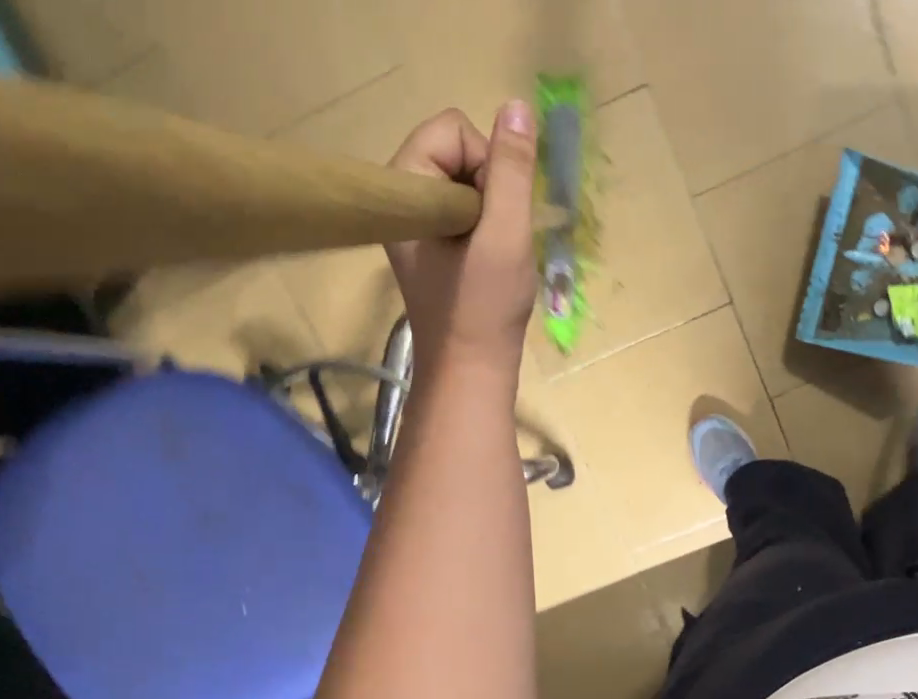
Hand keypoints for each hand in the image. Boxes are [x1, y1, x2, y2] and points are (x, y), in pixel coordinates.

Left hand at [385, 103, 538, 366]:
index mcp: (404, 190)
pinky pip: (464, 213)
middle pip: (456, 153)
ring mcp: (414, 228)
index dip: (486, 161)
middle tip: (500, 237)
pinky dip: (487, 230)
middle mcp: (400, 201)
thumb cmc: (485, 307)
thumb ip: (511, 169)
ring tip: (499, 254)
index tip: (498, 213)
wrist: (470, 372)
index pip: (451, 130)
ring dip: (494, 212)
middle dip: (490, 187)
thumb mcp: (505, 233)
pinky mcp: (430, 250)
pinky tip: (493, 263)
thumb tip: (517, 107)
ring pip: (465, 185)